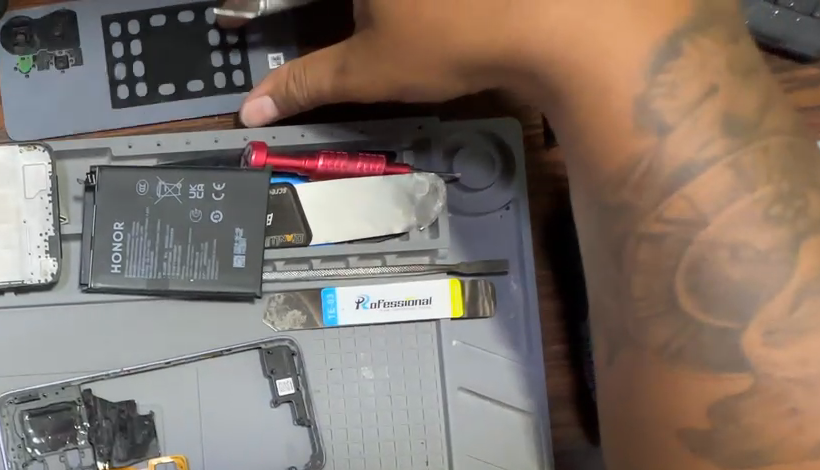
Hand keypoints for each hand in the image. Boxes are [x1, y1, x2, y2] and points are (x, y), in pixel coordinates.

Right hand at [234, 0, 701, 126]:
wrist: (576, 17)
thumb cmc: (460, 34)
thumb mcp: (366, 68)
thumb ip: (303, 83)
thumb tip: (252, 109)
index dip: (258, 4)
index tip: (243, 15)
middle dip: (344, 10)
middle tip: (318, 22)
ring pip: (386, 0)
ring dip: (381, 12)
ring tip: (406, 28)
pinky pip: (421, 1)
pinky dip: (416, 8)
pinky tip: (434, 19)